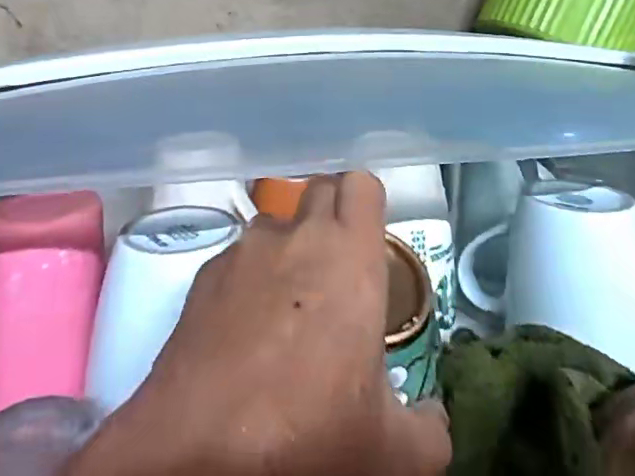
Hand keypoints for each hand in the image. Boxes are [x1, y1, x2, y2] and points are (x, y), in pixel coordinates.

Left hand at [65, 172, 450, 475]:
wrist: (200, 445)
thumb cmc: (308, 433)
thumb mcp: (392, 451)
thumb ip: (428, 426)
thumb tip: (433, 415)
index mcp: (348, 257)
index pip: (361, 185)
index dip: (368, 202)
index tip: (372, 237)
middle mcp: (293, 237)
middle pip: (318, 190)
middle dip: (332, 216)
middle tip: (341, 269)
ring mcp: (242, 250)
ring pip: (276, 224)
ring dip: (290, 249)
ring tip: (292, 308)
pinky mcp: (204, 272)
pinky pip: (238, 257)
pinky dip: (250, 278)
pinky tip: (248, 330)